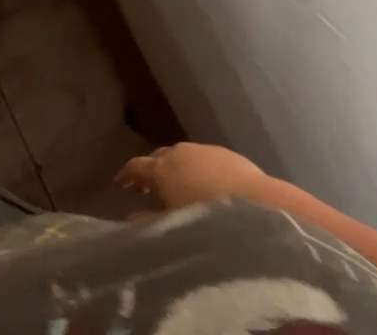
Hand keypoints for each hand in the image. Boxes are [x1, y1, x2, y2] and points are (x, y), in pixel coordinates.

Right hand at [115, 142, 270, 209]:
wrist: (257, 205)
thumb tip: (130, 218)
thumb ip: (149, 221)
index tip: (119, 184)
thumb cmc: (207, 219)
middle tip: (145, 188)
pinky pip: (203, 159)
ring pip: (182, 156)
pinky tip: (205, 186)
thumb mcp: (174, 225)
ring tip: (176, 187)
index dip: (126, 175)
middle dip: (150, 170)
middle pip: (158, 157)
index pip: (136, 166)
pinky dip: (196, 169)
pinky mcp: (227, 154)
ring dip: (175, 169)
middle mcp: (180, 152)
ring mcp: (204, 150)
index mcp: (162, 169)